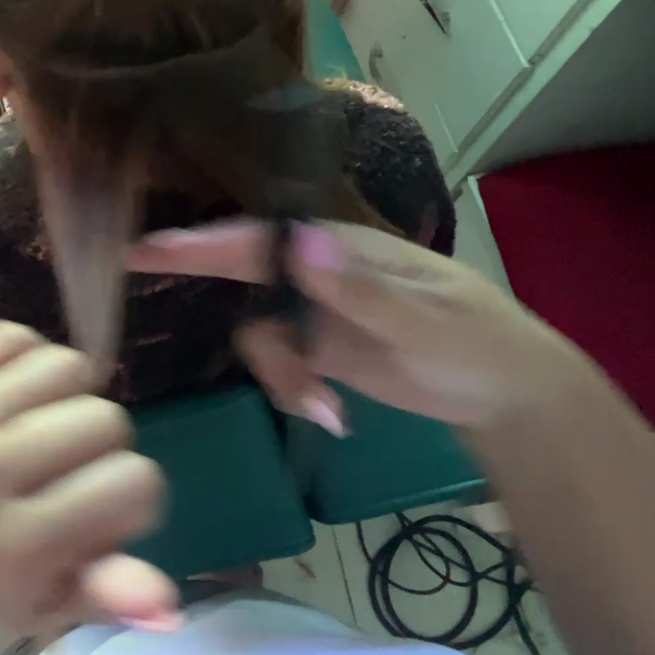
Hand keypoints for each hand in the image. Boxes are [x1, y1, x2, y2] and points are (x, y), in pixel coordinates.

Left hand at [0, 322, 177, 632]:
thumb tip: (167, 600)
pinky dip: (28, 360)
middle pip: (103, 418)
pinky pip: (10, 336)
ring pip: (64, 365)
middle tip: (74, 468)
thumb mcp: (51, 606)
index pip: (132, 481)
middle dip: (105, 445)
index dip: (135, 492)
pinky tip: (18, 396)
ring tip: (50, 425)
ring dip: (72, 394)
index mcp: (14, 547)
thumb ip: (110, 595)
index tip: (108, 506)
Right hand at [127, 220, 593, 430]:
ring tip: (322, 407)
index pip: (259, 240)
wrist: (508, 395)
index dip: (200, 243)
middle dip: (220, 300)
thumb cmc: (477, 342)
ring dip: (279, 374)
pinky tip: (334, 414)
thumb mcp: (425, 320)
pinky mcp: (319, 349)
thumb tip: (297, 241)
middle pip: (245, 283)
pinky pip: (279, 365)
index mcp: (340, 248)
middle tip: (151, 279)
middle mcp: (317, 272)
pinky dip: (294, 390)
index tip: (146, 248)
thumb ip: (359, 288)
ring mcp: (316, 312)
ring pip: (258, 334)